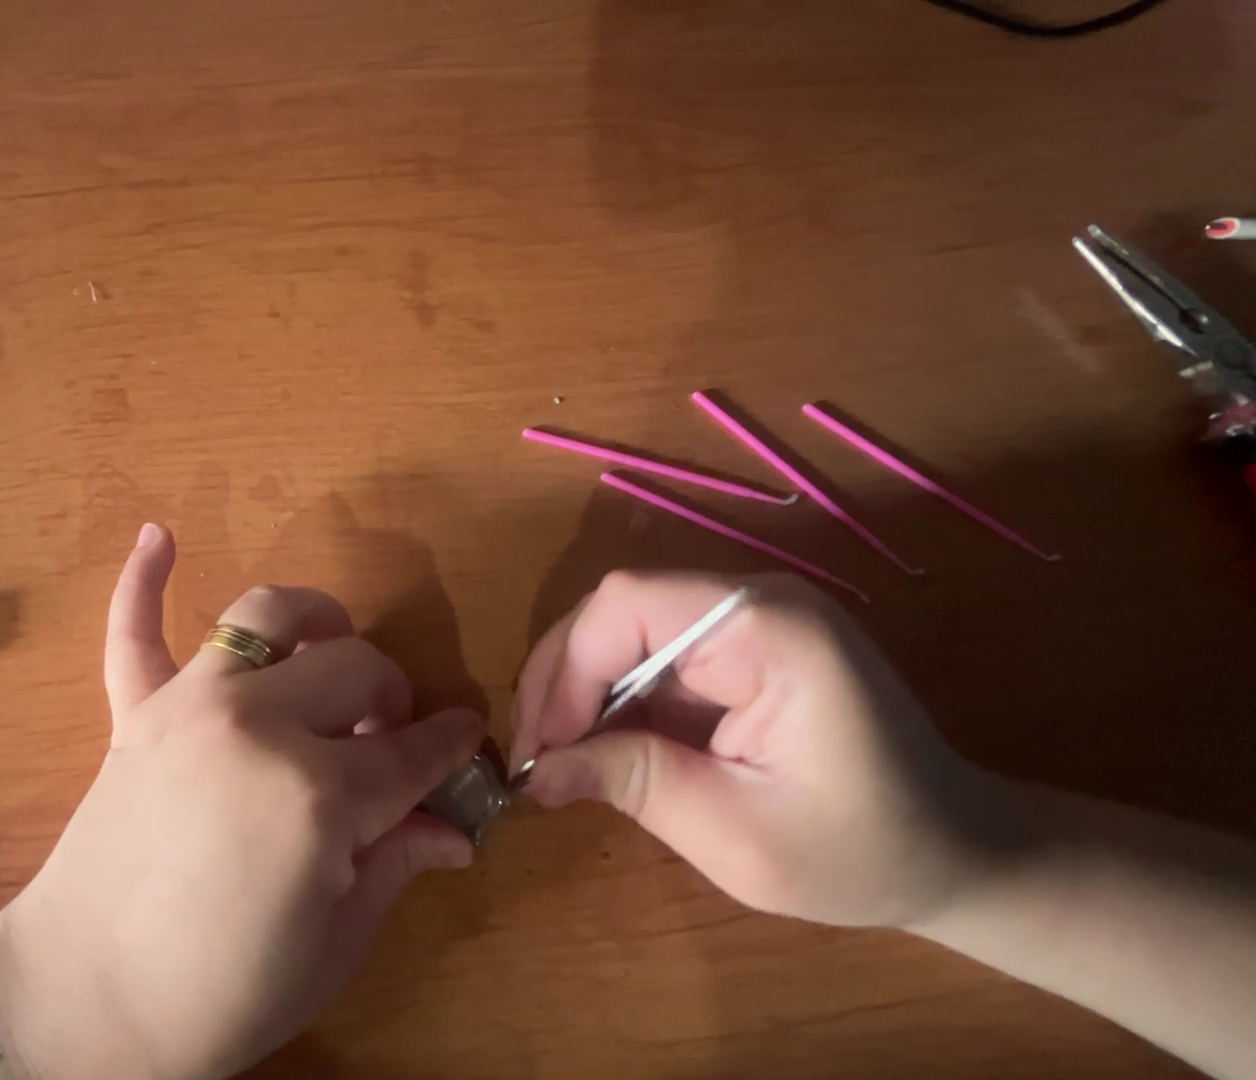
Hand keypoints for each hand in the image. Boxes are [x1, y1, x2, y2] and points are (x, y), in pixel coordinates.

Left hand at [0, 525, 483, 1079]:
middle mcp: (258, 726)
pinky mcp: (135, 712)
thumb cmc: (222, 992)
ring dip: (313, 619)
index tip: (468, 742)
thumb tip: (454, 827)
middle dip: (392, 697)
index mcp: (319, 794)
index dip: (450, 748)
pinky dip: (142, 580)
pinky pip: (133, 631)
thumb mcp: (334, 943)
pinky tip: (157, 534)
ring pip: (265, 617)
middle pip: (355, 669)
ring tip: (330, 642)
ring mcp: (189, 707)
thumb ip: (397, 863)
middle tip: (391, 737)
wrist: (85, 1002)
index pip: (412, 752)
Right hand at [511, 571, 1001, 928]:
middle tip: (533, 754)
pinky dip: (605, 696)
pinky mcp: (731, 641)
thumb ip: (633, 784)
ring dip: (573, 689)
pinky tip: (592, 742)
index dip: (568, 670)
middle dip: (559, 680)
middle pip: (613, 609)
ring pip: (616, 627)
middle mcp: (751, 599)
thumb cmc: (863, 853)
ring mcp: (741, 614)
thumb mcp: (738, 836)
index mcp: (769, 629)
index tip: (546, 748)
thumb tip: (536, 772)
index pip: (627, 605)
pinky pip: (642, 650)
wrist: (955, 852)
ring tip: (553, 753)